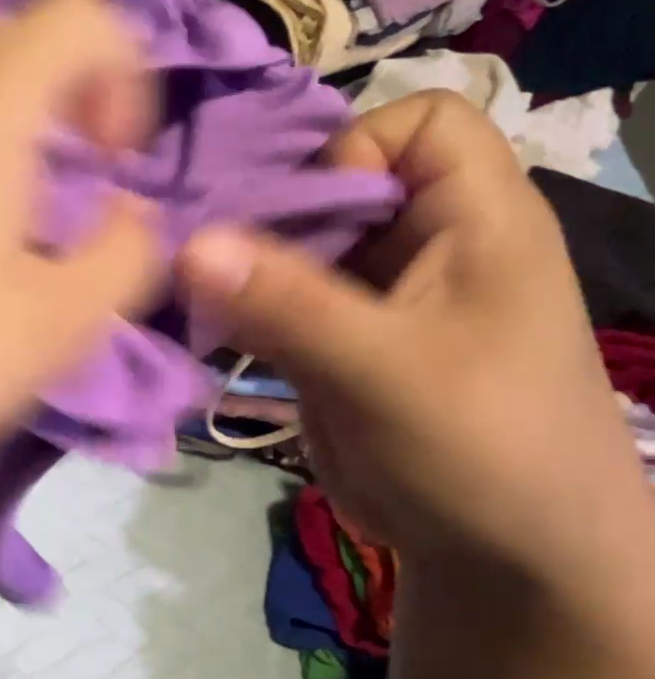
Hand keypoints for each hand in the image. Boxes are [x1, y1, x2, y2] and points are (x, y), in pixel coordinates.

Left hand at [0, 0, 165, 491]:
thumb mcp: (63, 321)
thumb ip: (129, 247)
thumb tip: (125, 211)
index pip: (77, 15)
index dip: (125, 78)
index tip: (113, 168)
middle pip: (22, 41)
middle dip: (77, 97)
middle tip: (83, 187)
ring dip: (23, 129)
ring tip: (32, 216)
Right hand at [179, 90, 653, 584]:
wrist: (501, 554)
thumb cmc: (480, 447)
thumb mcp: (385, 368)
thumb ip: (288, 302)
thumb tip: (187, 242)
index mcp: (475, 222)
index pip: (418, 123)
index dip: (352, 152)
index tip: (296, 219)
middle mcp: (422, 247)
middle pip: (334, 184)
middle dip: (262, 212)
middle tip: (190, 253)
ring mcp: (372, 299)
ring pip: (293, 247)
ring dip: (234, 267)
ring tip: (178, 294)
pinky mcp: (331, 345)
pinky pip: (271, 303)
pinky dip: (230, 312)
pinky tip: (192, 331)